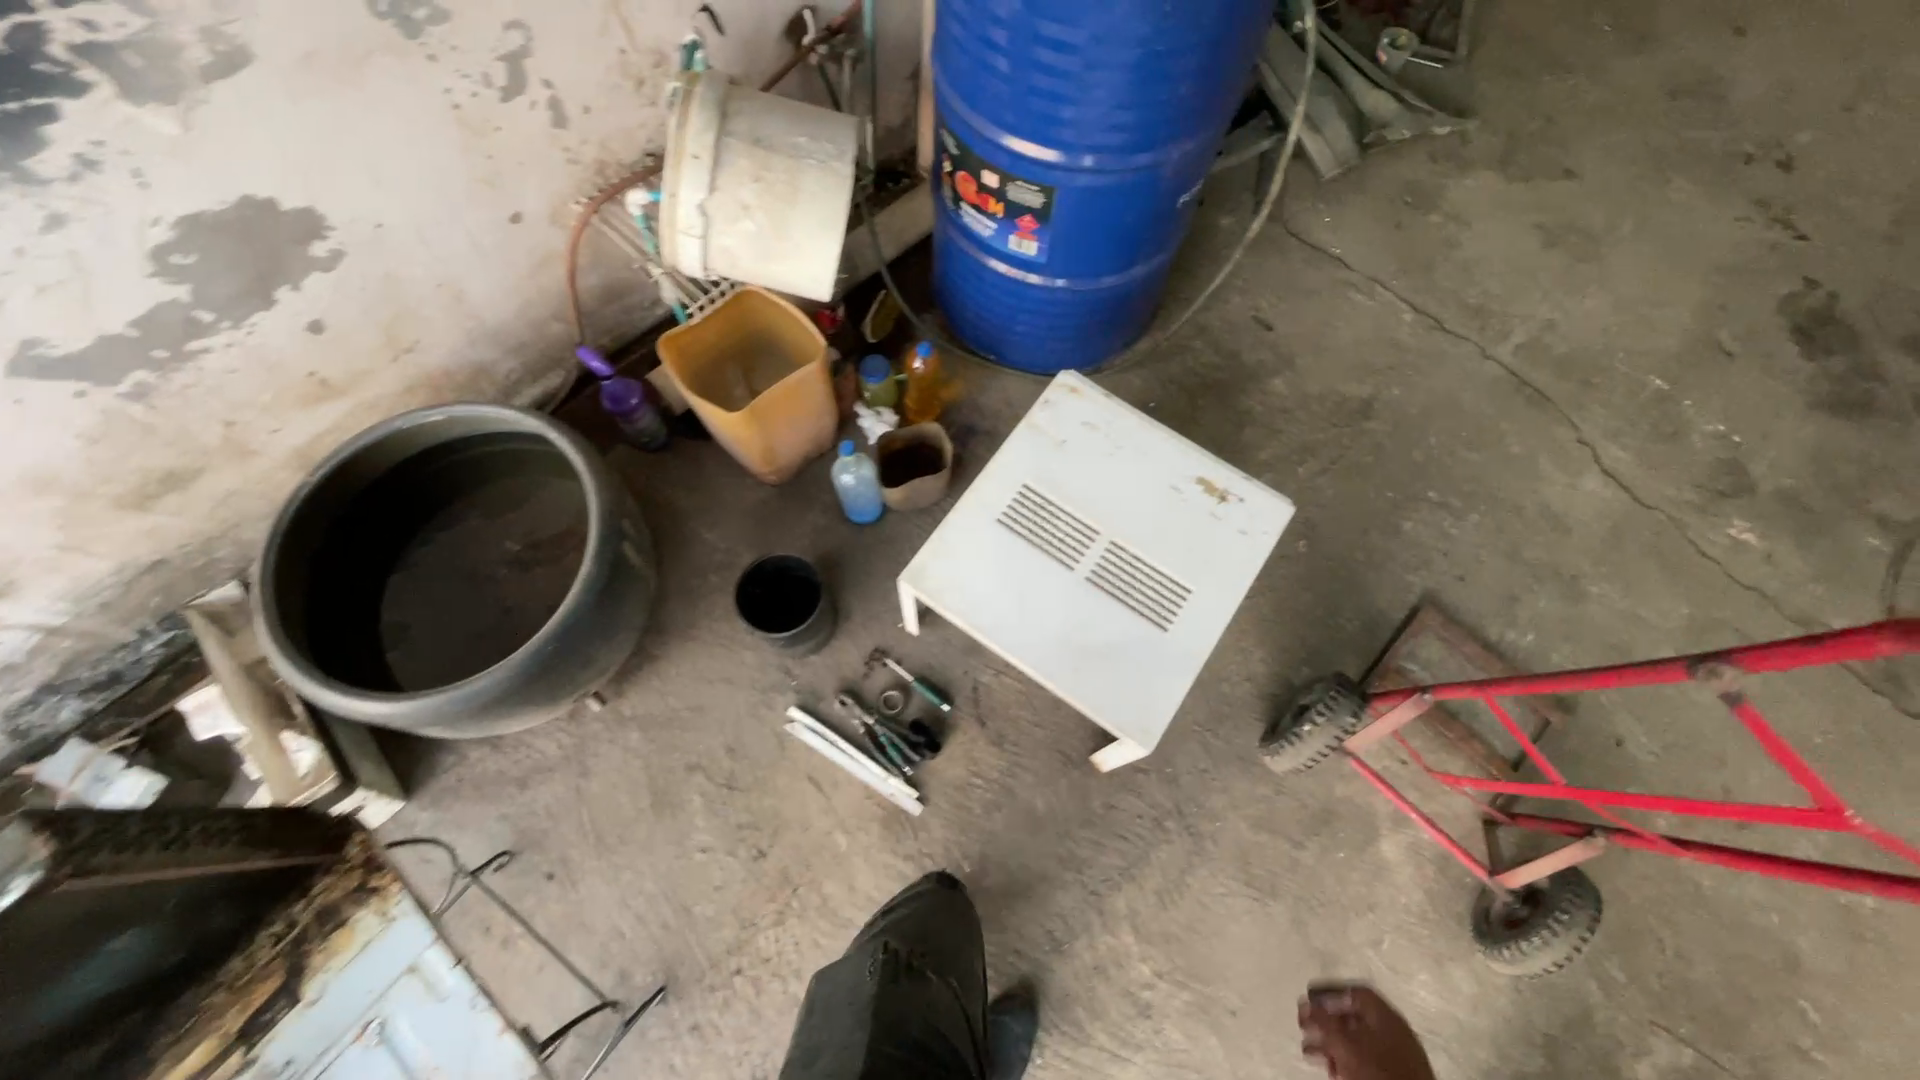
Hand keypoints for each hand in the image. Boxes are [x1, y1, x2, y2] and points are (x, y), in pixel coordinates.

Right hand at [1297, 983, 1434, 1079]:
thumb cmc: (1377, 1069)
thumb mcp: (1344, 1043)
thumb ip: (1322, 1021)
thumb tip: (1303, 1003)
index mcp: (1384, 1014)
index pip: (1355, 991)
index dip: (1330, 991)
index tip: (1309, 996)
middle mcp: (1392, 1028)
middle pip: (1353, 1015)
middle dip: (1325, 1021)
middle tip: (1303, 1025)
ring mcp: (1395, 1051)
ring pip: (1356, 1039)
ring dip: (1330, 1042)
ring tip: (1309, 1050)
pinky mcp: (1394, 1071)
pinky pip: (1364, 1056)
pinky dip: (1344, 1058)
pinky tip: (1331, 1068)